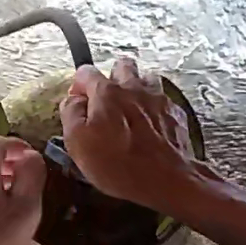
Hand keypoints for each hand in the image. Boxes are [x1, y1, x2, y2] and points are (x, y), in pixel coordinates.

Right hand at [59, 58, 207, 212]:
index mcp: (106, 93)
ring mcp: (157, 98)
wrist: (166, 179)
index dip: (78, 86)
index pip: (86, 72)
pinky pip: (161, 99)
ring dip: (136, 88)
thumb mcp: (77, 142)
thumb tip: (72, 100)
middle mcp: (133, 88)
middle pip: (121, 65)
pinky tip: (149, 125)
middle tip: (106, 102)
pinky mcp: (175, 112)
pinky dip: (153, 107)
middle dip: (111, 78)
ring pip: (145, 78)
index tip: (79, 104)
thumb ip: (70, 113)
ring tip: (130, 111)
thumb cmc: (118, 164)